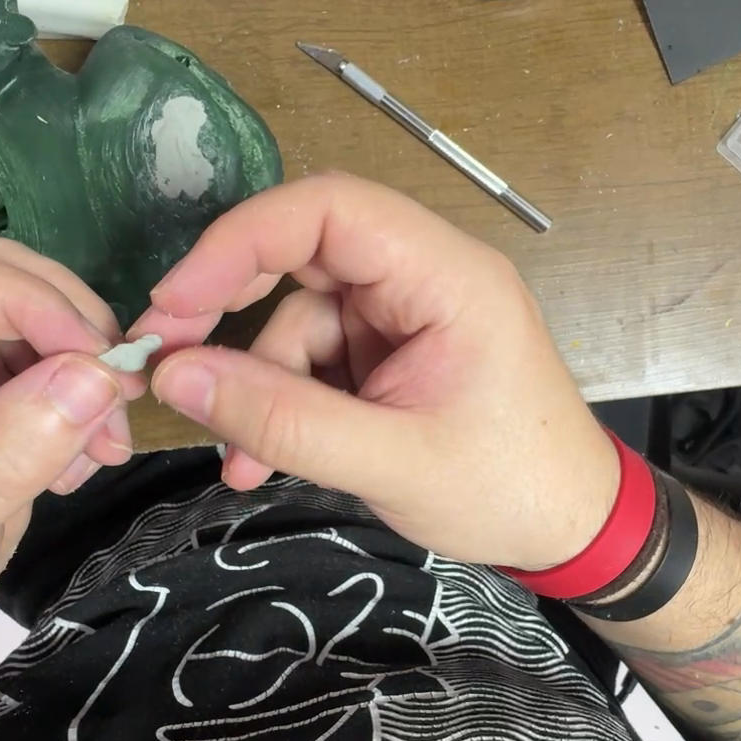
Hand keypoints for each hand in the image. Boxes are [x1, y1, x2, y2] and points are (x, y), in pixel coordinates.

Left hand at [0, 241, 141, 702]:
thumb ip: (7, 453)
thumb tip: (99, 378)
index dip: (26, 299)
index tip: (101, 358)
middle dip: (71, 331)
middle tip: (124, 394)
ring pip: (33, 324)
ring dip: (86, 375)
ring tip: (108, 448)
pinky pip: (47, 371)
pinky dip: (83, 406)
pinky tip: (85, 460)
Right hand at [132, 173, 617, 569]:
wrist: (569, 529)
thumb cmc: (506, 491)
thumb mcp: (392, 462)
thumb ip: (283, 421)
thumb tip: (174, 375)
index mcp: (447, 277)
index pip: (331, 210)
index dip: (240, 242)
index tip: (175, 304)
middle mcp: (425, 278)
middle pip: (305, 257)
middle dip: (234, 314)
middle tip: (171, 365)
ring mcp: (407, 317)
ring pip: (302, 320)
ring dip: (260, 388)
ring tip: (242, 462)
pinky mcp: (394, 354)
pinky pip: (319, 362)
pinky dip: (286, 406)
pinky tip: (264, 460)